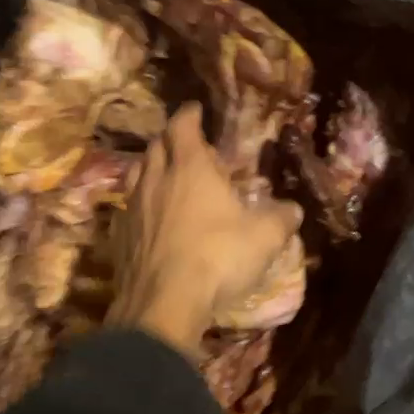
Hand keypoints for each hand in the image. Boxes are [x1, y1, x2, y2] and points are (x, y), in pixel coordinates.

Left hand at [108, 103, 301, 355]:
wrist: (163, 303)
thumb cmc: (217, 257)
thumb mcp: (264, 237)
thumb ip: (281, 218)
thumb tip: (293, 208)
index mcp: (190, 167)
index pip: (182, 126)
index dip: (189, 114)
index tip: (195, 109)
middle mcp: (156, 178)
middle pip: (156, 146)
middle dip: (169, 139)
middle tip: (184, 143)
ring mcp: (132, 207)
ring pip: (137, 174)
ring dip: (150, 168)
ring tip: (164, 174)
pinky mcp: (119, 237)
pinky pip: (128, 208)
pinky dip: (140, 203)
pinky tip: (149, 217)